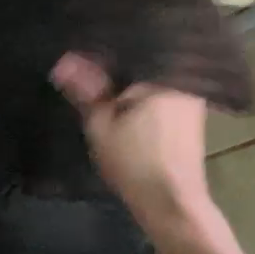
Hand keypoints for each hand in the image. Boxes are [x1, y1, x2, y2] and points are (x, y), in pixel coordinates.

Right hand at [50, 53, 212, 227]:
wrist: (173, 206)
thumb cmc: (136, 162)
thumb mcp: (101, 124)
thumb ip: (85, 88)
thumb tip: (63, 62)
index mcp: (163, 74)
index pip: (128, 47)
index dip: (101, 52)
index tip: (80, 58)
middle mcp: (182, 80)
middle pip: (142, 62)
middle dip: (115, 66)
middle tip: (87, 71)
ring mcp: (190, 98)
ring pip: (151, 79)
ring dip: (129, 82)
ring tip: (102, 82)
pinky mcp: (192, 117)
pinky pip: (161, 94)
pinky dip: (143, 96)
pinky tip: (125, 103)